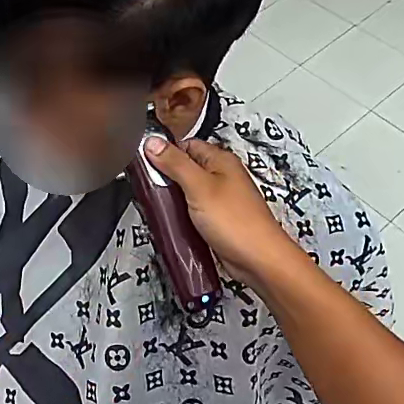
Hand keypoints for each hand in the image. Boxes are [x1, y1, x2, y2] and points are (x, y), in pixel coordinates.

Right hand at [143, 136, 307, 289]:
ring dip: (173, 202)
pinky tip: (174, 224)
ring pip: (187, 194)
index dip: (165, 152)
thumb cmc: (239, 223)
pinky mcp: (217, 221)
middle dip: (166, 180)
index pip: (186, 144)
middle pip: (185, 170)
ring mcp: (219, 201)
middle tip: (152, 190)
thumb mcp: (199, 187)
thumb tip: (153, 142)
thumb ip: (175, 163)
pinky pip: (193, 214)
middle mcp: (222, 178)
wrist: (258, 260)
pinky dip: (182, 218)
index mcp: (221, 161)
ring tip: (161, 209)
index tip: (145, 162)